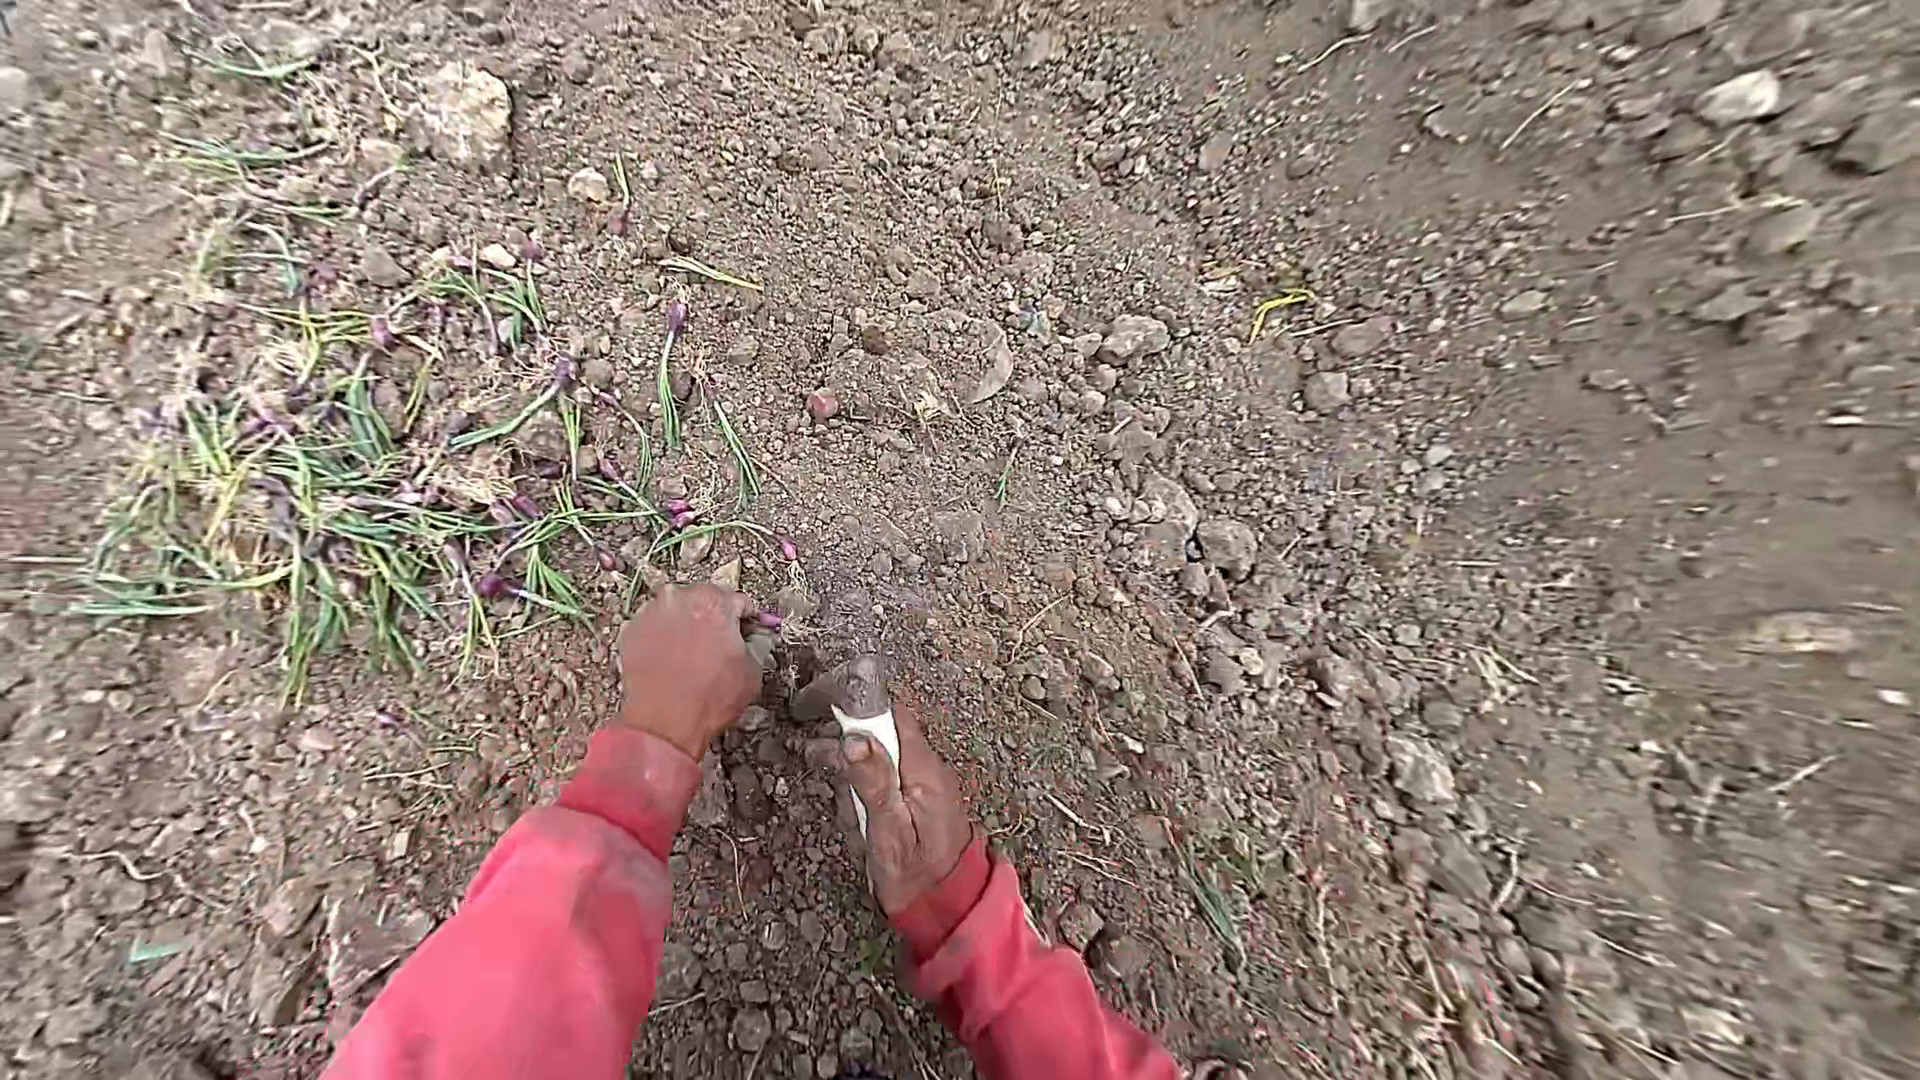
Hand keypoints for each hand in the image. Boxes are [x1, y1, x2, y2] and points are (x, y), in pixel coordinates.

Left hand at [617, 584, 759, 759]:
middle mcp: (679, 599)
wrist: (664, 726)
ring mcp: (651, 614)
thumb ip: (759, 642)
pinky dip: (665, 637)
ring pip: (678, 610)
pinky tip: (674, 659)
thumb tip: (757, 636)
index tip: (749, 630)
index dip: (748, 619)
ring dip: (689, 625)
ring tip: (695, 654)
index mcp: (713, 602)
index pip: (740, 601)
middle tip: (722, 644)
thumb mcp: (753, 669)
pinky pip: (656, 626)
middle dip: (715, 618)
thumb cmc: (708, 698)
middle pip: (705, 600)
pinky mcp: (631, 632)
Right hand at [828, 701, 974, 913]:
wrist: (946, 909)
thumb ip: (873, 782)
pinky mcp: (915, 799)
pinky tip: (866, 831)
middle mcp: (926, 768)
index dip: (863, 715)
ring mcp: (921, 783)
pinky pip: (883, 788)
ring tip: (861, 829)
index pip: (894, 716)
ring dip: (858, 794)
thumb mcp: (889, 831)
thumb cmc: (917, 875)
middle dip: (854, 768)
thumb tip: (854, 739)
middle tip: (849, 804)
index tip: (835, 731)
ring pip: (877, 767)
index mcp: (923, 769)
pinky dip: (868, 807)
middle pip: (881, 740)